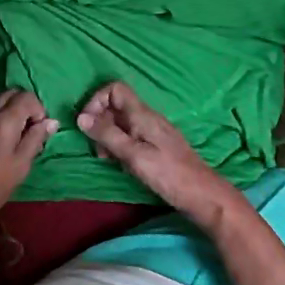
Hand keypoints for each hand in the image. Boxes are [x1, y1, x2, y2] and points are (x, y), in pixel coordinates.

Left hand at [0, 90, 56, 229]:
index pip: (27, 96)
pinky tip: (9, 142)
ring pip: (2, 102)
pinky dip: (5, 118)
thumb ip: (37, 138)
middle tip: (34, 129)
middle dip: (27, 105)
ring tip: (23, 138)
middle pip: (13, 94)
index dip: (39, 109)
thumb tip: (52, 121)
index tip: (41, 130)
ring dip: (16, 111)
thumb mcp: (23, 162)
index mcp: (4, 119)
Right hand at [76, 82, 247, 228]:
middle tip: (100, 150)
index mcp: (143, 114)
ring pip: (122, 123)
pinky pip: (131, 136)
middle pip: (116, 106)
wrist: (203, 195)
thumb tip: (81, 117)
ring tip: (109, 159)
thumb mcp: (133, 155)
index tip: (88, 124)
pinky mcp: (157, 145)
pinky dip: (121, 146)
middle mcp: (148, 117)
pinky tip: (123, 164)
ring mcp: (154, 131)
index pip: (115, 89)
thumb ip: (108, 135)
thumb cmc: (168, 174)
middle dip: (100, 123)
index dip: (97, 101)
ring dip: (109, 137)